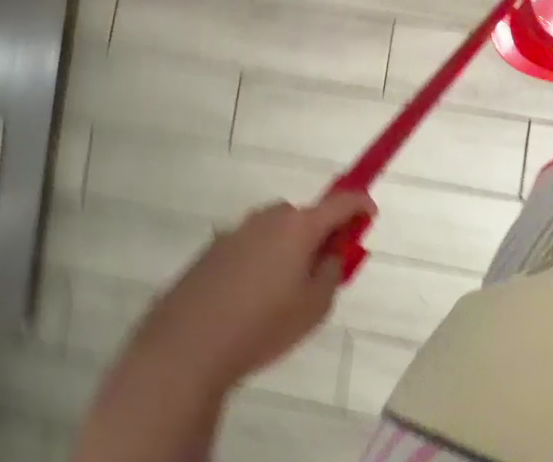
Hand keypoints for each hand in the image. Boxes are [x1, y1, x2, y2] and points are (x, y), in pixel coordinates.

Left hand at [128, 192, 375, 392]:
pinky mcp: (206, 255)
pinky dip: (255, 265)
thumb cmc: (260, 327)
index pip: (342, 201)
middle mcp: (266, 219)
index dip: (361, 205)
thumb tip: (331, 253)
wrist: (182, 352)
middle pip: (303, 216)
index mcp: (298, 226)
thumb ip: (332, 272)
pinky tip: (246, 303)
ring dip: (284, 250)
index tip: (369, 217)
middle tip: (321, 269)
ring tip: (279, 294)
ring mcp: (232, 234)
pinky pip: (245, 250)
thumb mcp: (315, 306)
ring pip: (272, 233)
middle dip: (317, 235)